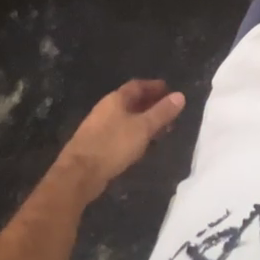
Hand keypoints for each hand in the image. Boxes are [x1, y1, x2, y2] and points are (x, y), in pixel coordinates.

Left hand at [53, 80, 186, 204]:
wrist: (79, 174)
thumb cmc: (113, 145)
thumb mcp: (143, 128)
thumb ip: (161, 113)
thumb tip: (180, 96)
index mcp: (116, 99)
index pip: (138, 85)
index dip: (154, 86)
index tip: (170, 91)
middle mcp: (106, 108)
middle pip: (131, 101)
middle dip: (151, 104)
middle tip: (169, 111)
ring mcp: (99, 126)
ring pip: (126, 118)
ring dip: (143, 120)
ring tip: (160, 129)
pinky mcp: (96, 144)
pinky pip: (120, 132)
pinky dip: (134, 133)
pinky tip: (141, 144)